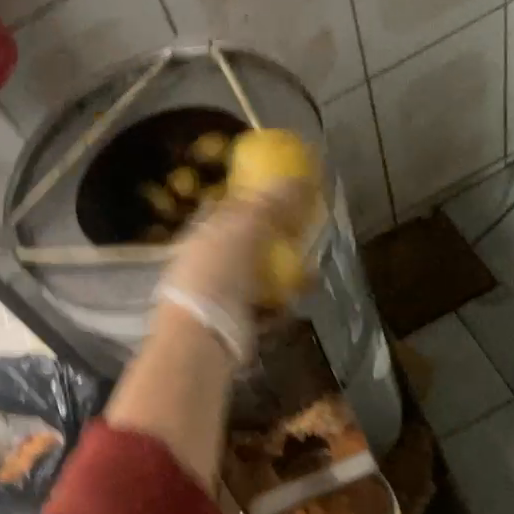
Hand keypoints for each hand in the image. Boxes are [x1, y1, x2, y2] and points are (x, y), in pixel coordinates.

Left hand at [156, 181, 311, 360]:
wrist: (203, 335)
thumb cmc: (217, 272)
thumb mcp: (245, 227)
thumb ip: (273, 204)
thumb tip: (300, 179)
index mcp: (204, 233)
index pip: (230, 209)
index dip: (258, 201)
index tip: (287, 199)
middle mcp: (210, 262)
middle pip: (250, 245)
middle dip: (279, 243)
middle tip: (305, 238)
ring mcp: (222, 295)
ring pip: (261, 279)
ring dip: (286, 278)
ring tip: (310, 273)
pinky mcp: (237, 324)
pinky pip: (266, 310)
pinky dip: (282, 306)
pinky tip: (297, 302)